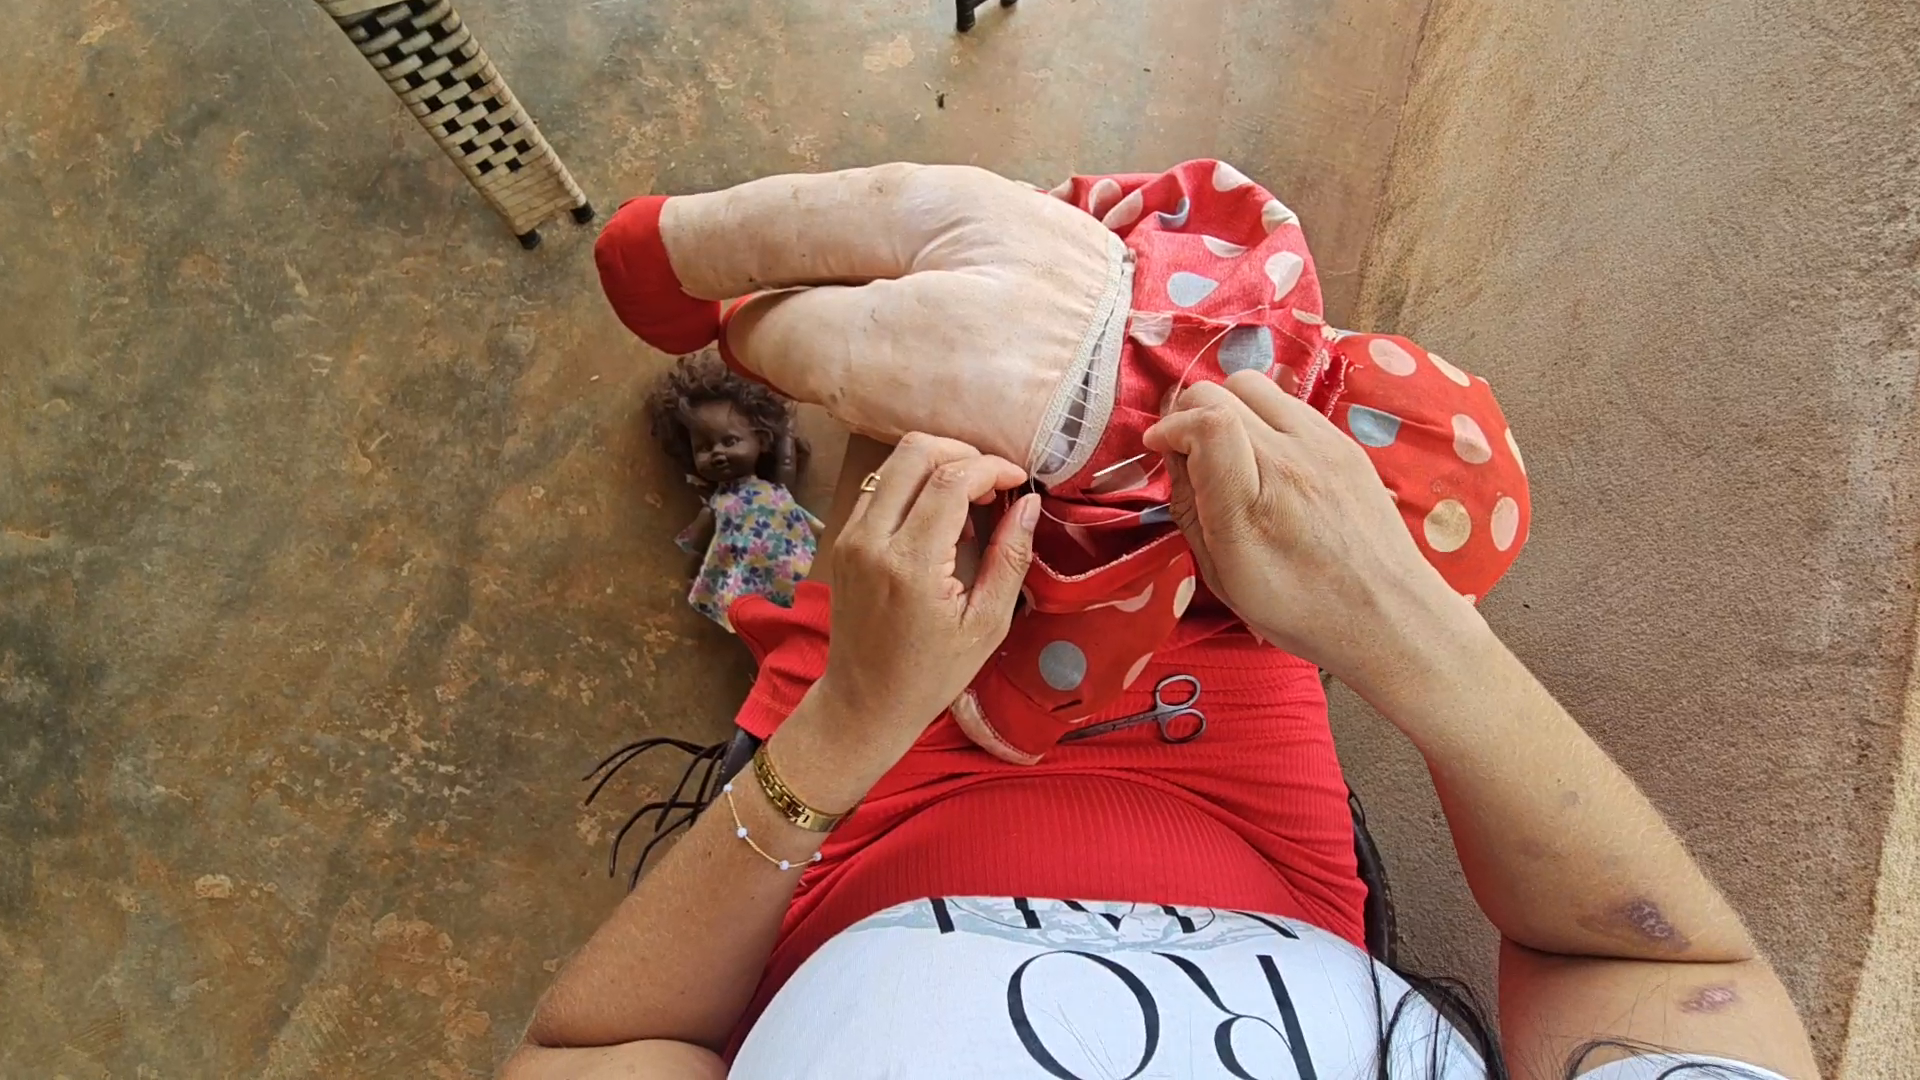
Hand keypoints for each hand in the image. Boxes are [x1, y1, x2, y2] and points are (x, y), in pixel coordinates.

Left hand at [813, 433, 1039, 754]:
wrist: (865, 702)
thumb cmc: (932, 673)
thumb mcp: (987, 624)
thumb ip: (1011, 558)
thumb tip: (1030, 504)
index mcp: (911, 564)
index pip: (950, 479)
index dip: (992, 468)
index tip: (1018, 480)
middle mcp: (872, 540)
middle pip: (914, 452)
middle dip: (962, 453)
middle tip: (992, 483)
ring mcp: (851, 537)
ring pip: (892, 463)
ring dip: (936, 466)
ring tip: (969, 502)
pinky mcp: (843, 541)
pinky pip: (878, 488)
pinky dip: (913, 485)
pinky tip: (939, 518)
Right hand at [1142, 372, 1478, 692]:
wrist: (1388, 615)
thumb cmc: (1296, 606)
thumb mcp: (1221, 574)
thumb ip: (1190, 509)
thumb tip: (1175, 457)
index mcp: (1251, 504)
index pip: (1206, 419)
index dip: (1171, 426)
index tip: (1158, 448)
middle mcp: (1290, 460)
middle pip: (1222, 391)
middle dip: (1188, 413)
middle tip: (1184, 450)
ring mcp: (1324, 443)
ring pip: (1254, 384)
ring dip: (1224, 407)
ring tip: (1222, 448)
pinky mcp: (1345, 442)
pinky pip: (1287, 402)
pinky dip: (1259, 415)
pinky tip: (1261, 454)